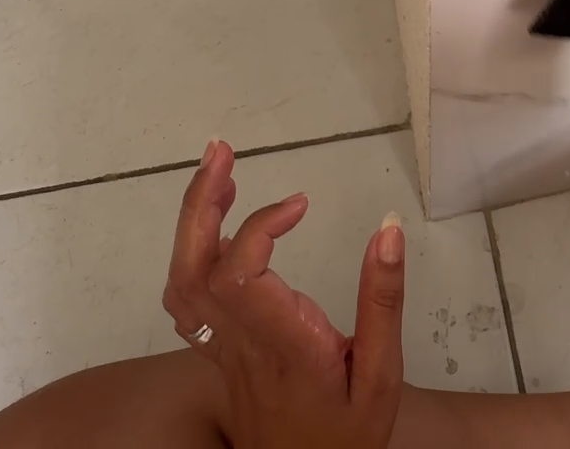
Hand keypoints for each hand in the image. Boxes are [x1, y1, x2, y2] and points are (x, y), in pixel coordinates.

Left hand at [163, 140, 405, 448]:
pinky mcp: (219, 352)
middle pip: (193, 272)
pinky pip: (187, 299)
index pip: (241, 278)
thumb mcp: (382, 374)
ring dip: (191, 221)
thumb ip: (383, 300)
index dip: (258, 227)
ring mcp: (222, 350)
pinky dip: (191, 251)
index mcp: (282, 345)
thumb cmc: (348, 433)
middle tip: (220, 150)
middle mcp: (242, 345)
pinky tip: (213, 225)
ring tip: (218, 173)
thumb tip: (388, 228)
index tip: (301, 203)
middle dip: (200, 203)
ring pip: (181, 283)